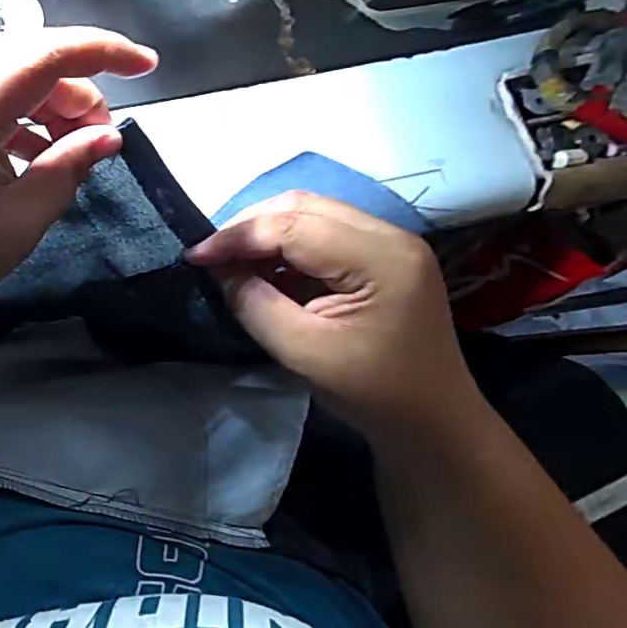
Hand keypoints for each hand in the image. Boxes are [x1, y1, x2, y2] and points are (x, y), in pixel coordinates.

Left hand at [0, 27, 157, 334]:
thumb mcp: (22, 219)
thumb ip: (70, 167)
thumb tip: (109, 136)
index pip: (44, 54)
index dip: (102, 51)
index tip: (145, 64)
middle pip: (29, 62)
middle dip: (79, 89)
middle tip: (102, 137)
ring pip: (12, 81)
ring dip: (53, 107)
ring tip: (73, 153)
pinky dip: (25, 121)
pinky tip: (40, 156)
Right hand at [184, 191, 482, 436]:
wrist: (431, 420)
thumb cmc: (372, 392)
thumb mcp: (302, 352)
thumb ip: (254, 304)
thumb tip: (219, 270)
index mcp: (380, 258)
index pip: (294, 226)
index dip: (238, 237)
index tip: (195, 257)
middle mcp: (390, 235)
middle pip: (303, 206)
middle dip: (249, 226)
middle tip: (210, 255)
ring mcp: (389, 242)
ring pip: (311, 213)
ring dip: (265, 233)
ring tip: (231, 262)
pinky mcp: (381, 255)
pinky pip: (323, 233)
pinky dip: (286, 246)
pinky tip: (264, 270)